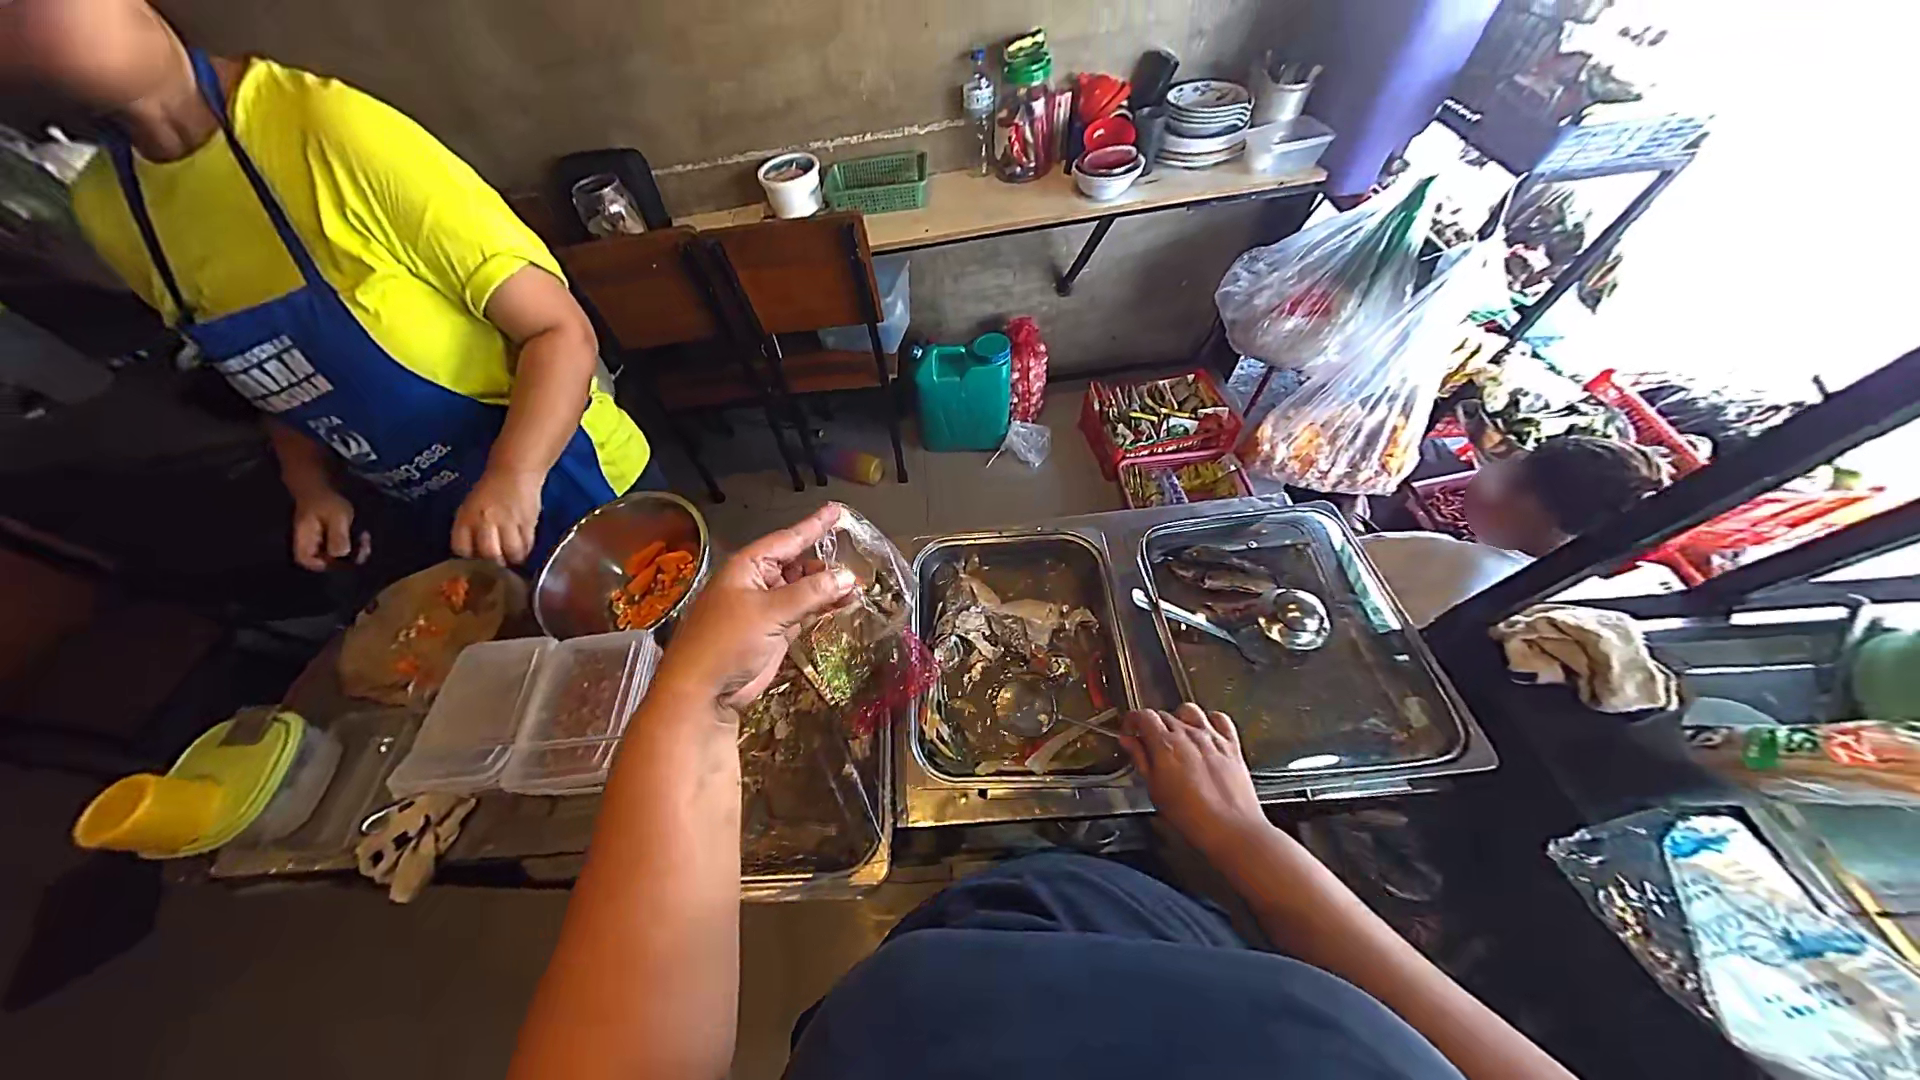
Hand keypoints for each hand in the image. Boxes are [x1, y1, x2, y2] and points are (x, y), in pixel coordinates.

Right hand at [291, 489, 366, 571]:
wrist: (322, 487)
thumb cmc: (327, 501)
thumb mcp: (337, 517)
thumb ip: (337, 535)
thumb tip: (340, 554)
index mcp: (304, 538)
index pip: (304, 560)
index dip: (320, 565)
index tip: (341, 563)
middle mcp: (309, 541)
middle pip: (322, 559)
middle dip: (345, 558)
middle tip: (364, 549)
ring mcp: (318, 538)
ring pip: (333, 553)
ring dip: (352, 551)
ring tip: (366, 541)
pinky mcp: (328, 534)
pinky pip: (339, 544)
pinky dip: (353, 543)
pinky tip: (364, 537)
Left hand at [452, 468, 542, 565]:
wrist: (514, 473)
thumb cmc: (489, 490)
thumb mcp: (470, 507)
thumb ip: (469, 528)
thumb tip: (475, 550)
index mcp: (466, 517)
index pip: (462, 547)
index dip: (469, 556)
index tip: (476, 558)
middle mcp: (486, 521)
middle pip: (489, 553)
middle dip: (494, 563)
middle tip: (498, 565)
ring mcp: (509, 522)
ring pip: (511, 551)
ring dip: (513, 559)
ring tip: (513, 558)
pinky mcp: (529, 522)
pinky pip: (528, 543)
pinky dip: (526, 550)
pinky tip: (524, 549)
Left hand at [653, 504, 855, 711]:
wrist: (704, 691)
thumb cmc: (727, 642)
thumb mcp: (770, 612)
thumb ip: (811, 593)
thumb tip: (847, 577)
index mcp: (747, 566)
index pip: (787, 539)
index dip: (814, 525)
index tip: (837, 511)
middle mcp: (757, 582)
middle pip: (798, 564)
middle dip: (825, 563)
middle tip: (856, 561)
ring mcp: (766, 607)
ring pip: (804, 588)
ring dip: (828, 587)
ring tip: (856, 585)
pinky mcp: (774, 630)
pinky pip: (804, 610)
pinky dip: (823, 606)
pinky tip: (844, 603)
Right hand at [1121, 704, 1271, 860]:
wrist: (1231, 830)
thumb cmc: (1191, 816)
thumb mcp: (1155, 789)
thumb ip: (1140, 759)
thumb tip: (1129, 741)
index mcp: (1164, 744)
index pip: (1143, 715)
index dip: (1132, 720)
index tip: (1130, 730)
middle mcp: (1187, 735)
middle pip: (1163, 715)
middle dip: (1152, 725)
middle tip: (1150, 743)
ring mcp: (1211, 737)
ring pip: (1189, 710)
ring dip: (1179, 718)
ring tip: (1177, 735)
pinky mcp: (1231, 745)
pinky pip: (1220, 718)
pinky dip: (1210, 720)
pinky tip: (1205, 731)